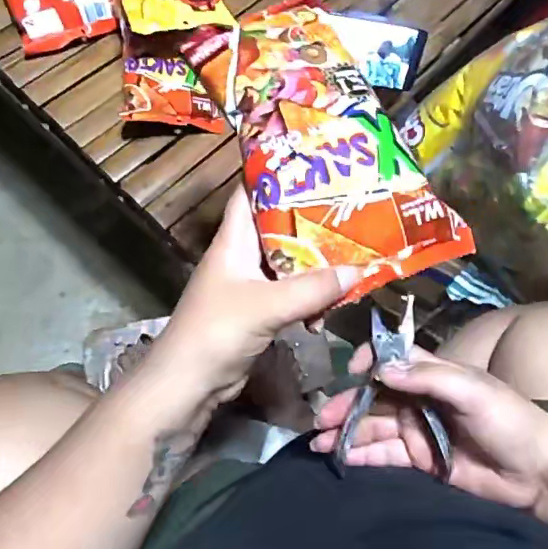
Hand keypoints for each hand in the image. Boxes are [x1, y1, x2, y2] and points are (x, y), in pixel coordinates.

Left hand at [148, 186, 357, 399]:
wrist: (187, 385)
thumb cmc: (217, 332)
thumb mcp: (268, 305)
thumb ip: (314, 288)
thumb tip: (360, 271)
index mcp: (234, 241)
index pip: (250, 192)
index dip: (277, 174)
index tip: (316, 164)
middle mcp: (241, 257)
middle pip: (280, 230)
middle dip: (314, 225)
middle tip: (354, 215)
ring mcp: (249, 286)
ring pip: (290, 266)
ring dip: (318, 269)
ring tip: (352, 267)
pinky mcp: (257, 313)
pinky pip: (291, 296)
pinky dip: (310, 299)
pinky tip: (329, 310)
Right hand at [310, 346, 547, 510]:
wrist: (538, 475)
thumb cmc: (511, 421)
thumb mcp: (474, 391)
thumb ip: (428, 377)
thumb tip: (381, 370)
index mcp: (434, 374)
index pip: (393, 358)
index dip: (369, 361)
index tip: (350, 371)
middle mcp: (420, 398)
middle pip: (374, 397)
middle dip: (346, 406)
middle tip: (320, 420)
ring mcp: (418, 430)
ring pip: (374, 427)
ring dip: (347, 433)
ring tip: (319, 443)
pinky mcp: (420, 460)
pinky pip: (384, 455)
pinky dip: (362, 456)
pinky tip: (341, 458)